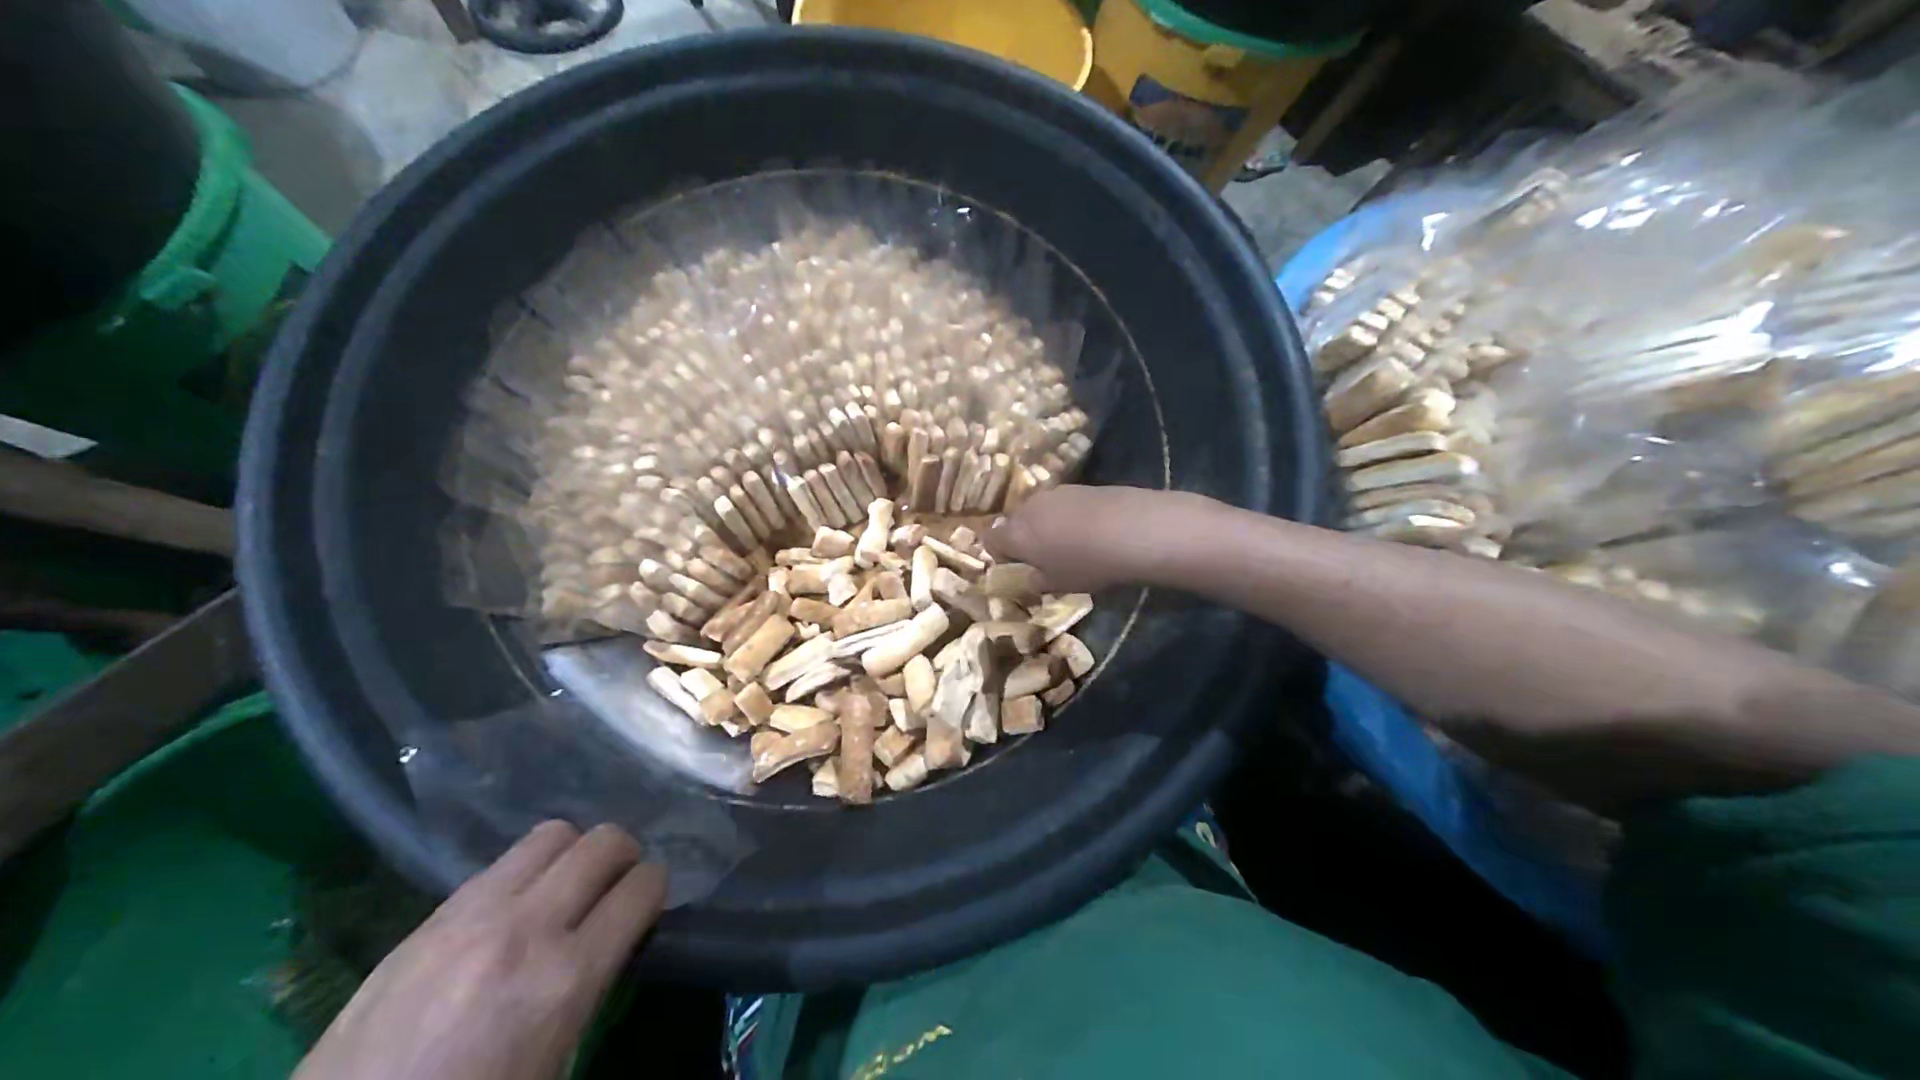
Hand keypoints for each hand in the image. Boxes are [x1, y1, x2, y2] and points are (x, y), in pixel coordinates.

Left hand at [294, 821, 667, 1079]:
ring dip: (574, 852)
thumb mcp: (554, 1062)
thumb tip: (615, 940)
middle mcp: (526, 928)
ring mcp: (472, 914)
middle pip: (604, 842)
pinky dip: (526, 871)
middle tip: (617, 885)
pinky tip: (514, 907)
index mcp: (566, 978)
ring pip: (553, 833)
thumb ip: (591, 987)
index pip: (642, 888)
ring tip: (568, 885)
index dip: (657, 887)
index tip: (650, 902)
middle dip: (625, 856)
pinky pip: (500, 862)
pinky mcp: (430, 915)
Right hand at [988, 485, 1215, 591]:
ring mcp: (1055, 493)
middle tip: (1045, 557)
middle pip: (1016, 522)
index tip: (1018, 566)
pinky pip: (1064, 504)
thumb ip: (1038, 582)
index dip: (1000, 554)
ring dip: (1048, 525)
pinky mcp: (1080, 486)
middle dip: (1025, 537)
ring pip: (1040, 510)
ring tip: (1072, 543)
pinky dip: (1070, 516)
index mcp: (1015, 534)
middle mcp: (1028, 508)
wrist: (1130, 530)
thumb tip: (1031, 578)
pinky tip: (1092, 530)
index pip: (991, 540)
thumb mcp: (1059, 584)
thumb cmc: (1086, 564)